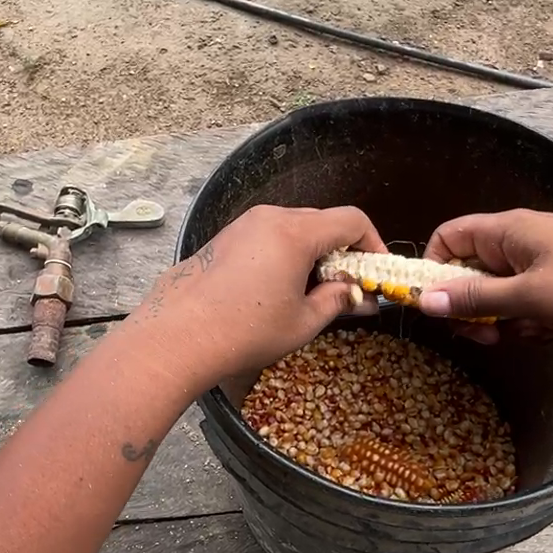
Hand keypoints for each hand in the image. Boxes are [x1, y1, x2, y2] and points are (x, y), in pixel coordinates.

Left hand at [129, 205, 384, 383]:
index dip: (373, 244)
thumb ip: (337, 301)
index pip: (351, 220)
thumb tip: (361, 296)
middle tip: (348, 288)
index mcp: (295, 232)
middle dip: (342, 252)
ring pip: (294, 228)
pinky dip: (286, 254)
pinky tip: (278, 289)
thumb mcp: (302, 322)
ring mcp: (243, 225)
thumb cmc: (244, 330)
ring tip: (312, 293)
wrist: (177, 335)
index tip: (375, 272)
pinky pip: (268, 236)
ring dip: (313, 253)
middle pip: (322, 221)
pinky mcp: (225, 238)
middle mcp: (270, 217)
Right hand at [416, 209, 552, 341]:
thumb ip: (476, 299)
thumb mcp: (532, 297)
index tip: (439, 307)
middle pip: (470, 269)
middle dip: (472, 306)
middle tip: (485, 335)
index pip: (447, 238)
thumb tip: (424, 300)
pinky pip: (526, 298)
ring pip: (498, 290)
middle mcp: (519, 239)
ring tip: (528, 333)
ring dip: (503, 318)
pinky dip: (530, 318)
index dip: (434, 270)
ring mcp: (541, 258)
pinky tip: (551, 331)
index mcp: (506, 230)